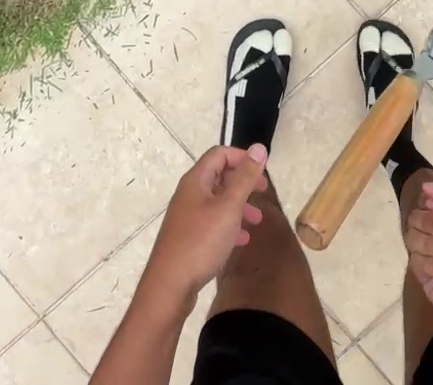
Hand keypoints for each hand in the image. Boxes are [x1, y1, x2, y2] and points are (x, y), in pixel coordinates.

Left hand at [144, 143, 270, 300]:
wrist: (169, 285)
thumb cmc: (201, 241)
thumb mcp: (229, 207)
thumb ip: (245, 178)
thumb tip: (258, 148)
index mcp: (196, 180)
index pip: (220, 154)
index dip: (242, 158)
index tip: (262, 173)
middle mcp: (189, 193)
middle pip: (218, 176)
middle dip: (243, 183)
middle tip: (263, 194)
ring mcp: (187, 216)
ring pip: (217, 201)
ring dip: (238, 206)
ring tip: (257, 221)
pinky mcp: (188, 237)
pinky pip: (212, 222)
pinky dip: (229, 225)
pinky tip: (241, 240)